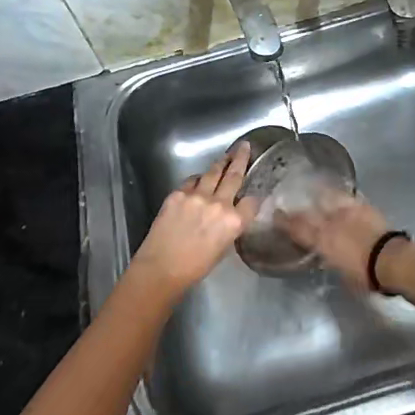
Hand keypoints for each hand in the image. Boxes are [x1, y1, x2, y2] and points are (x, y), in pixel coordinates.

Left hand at [128, 143, 254, 294]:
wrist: (160, 268)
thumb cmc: (194, 268)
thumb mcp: (223, 249)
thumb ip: (230, 227)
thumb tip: (229, 215)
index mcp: (234, 222)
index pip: (251, 202)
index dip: (253, 198)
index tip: (252, 194)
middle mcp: (219, 203)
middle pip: (234, 175)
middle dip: (241, 159)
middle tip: (245, 146)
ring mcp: (197, 195)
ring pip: (213, 172)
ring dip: (221, 163)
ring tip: (226, 155)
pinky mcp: (178, 193)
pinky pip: (192, 180)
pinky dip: (198, 180)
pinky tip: (199, 180)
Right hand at [276, 189, 390, 290]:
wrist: (390, 259)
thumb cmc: (365, 275)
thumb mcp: (341, 272)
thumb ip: (331, 260)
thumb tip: (328, 256)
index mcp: (322, 241)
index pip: (298, 229)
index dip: (285, 222)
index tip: (276, 216)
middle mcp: (330, 222)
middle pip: (309, 212)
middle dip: (297, 209)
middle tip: (290, 205)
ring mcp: (347, 211)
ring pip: (327, 197)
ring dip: (319, 195)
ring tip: (314, 191)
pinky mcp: (363, 206)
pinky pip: (347, 196)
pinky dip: (341, 195)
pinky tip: (340, 193)